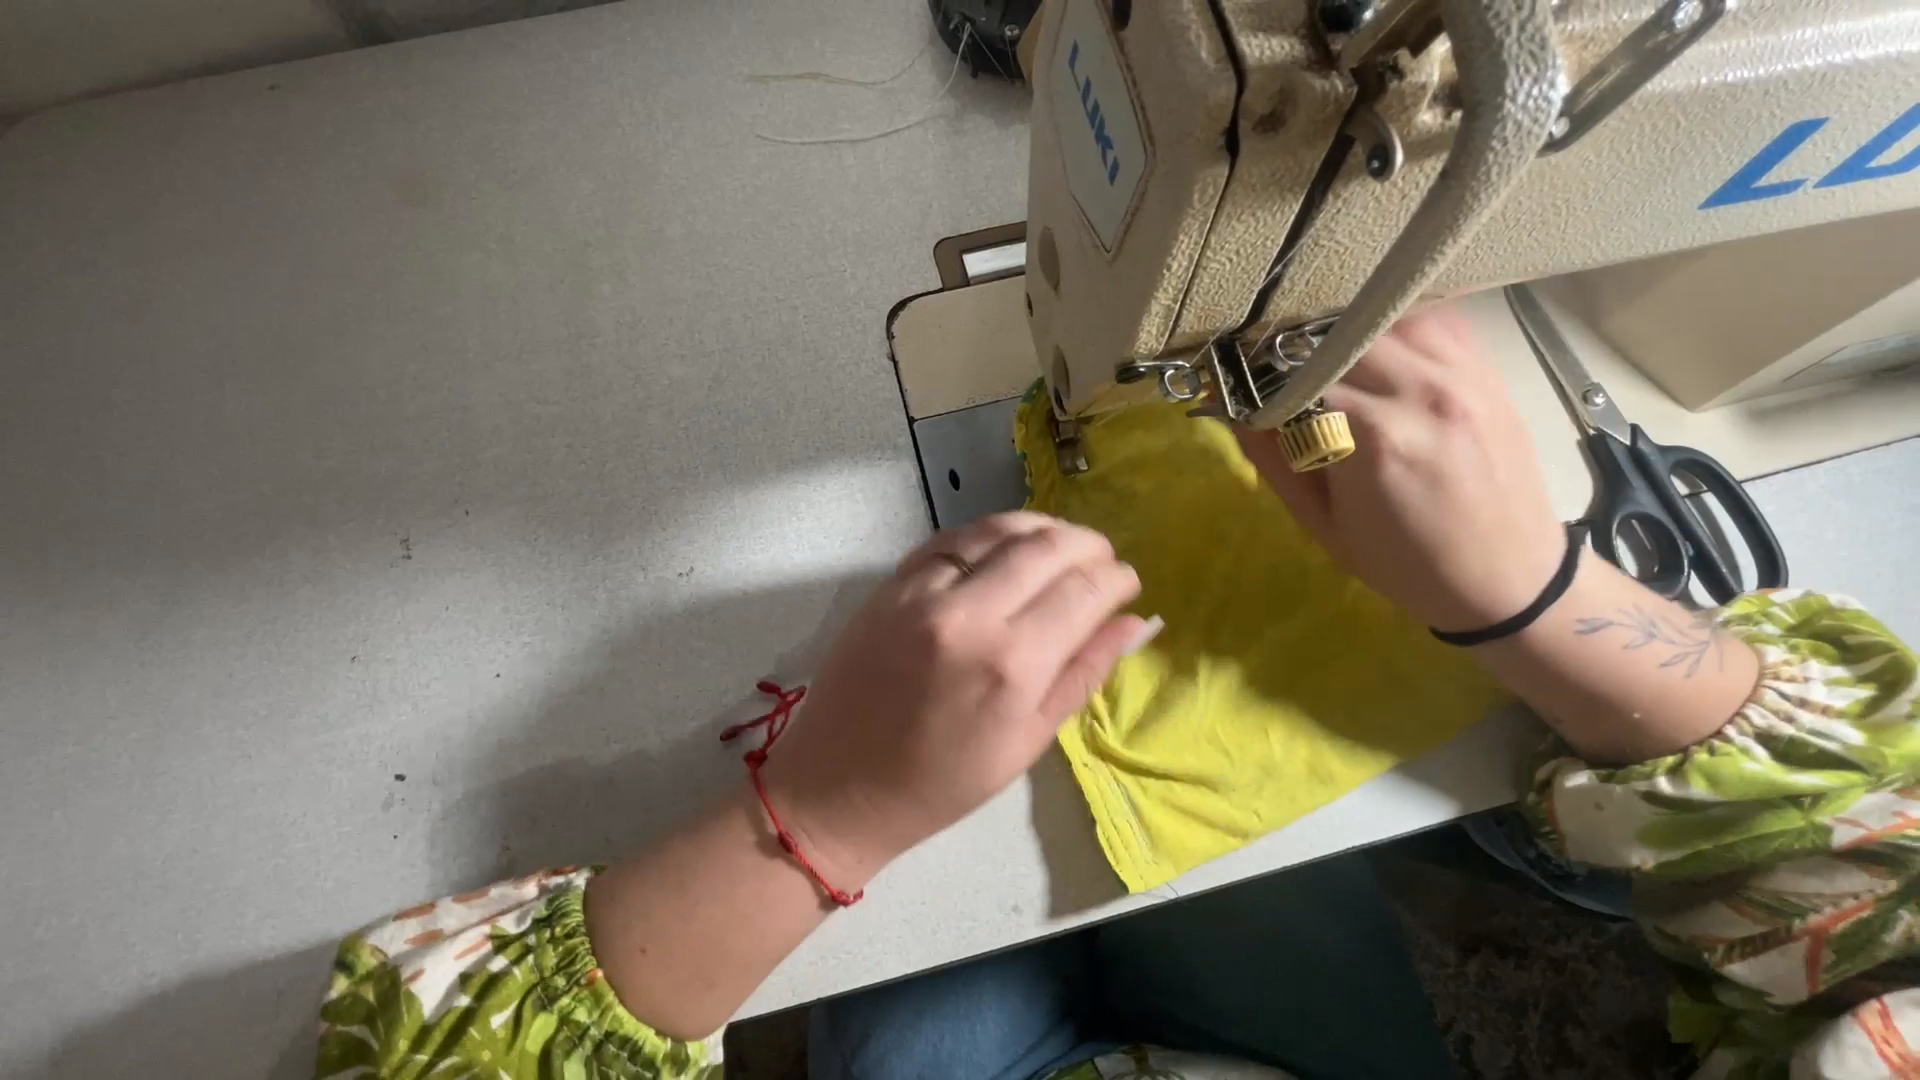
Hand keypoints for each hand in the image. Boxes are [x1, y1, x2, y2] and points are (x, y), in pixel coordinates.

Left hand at [759, 512, 1147, 885]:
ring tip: (1063, 544)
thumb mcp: (1026, 742)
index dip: (1117, 578)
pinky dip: (989, 533)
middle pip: (1047, 546)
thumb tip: (1136, 623)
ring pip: (999, 529)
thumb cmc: (941, 783)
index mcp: (1011, 665)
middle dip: (1088, 544)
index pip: (1084, 590)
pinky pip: (951, 537)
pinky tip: (1006, 546)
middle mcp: (969, 615)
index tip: (1129, 583)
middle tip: (1102, 560)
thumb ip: (1082, 673)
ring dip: (1043, 528)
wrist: (838, 785)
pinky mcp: (890, 584)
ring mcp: (922, 592)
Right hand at [1236, 302, 1565, 631]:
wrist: (1508, 578)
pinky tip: (1381, 351)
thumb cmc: (1405, 564)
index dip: (1261, 384)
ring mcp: (1461, 375)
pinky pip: (1434, 318)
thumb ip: (1274, 461)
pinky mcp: (1487, 370)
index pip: (1295, 381)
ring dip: (1345, 336)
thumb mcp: (1322, 525)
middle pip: (1335, 339)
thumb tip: (1233, 410)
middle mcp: (1421, 394)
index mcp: (1373, 441)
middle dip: (1297, 357)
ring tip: (1329, 364)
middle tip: (1280, 378)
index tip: (1244, 393)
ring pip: (1382, 317)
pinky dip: (1396, 325)